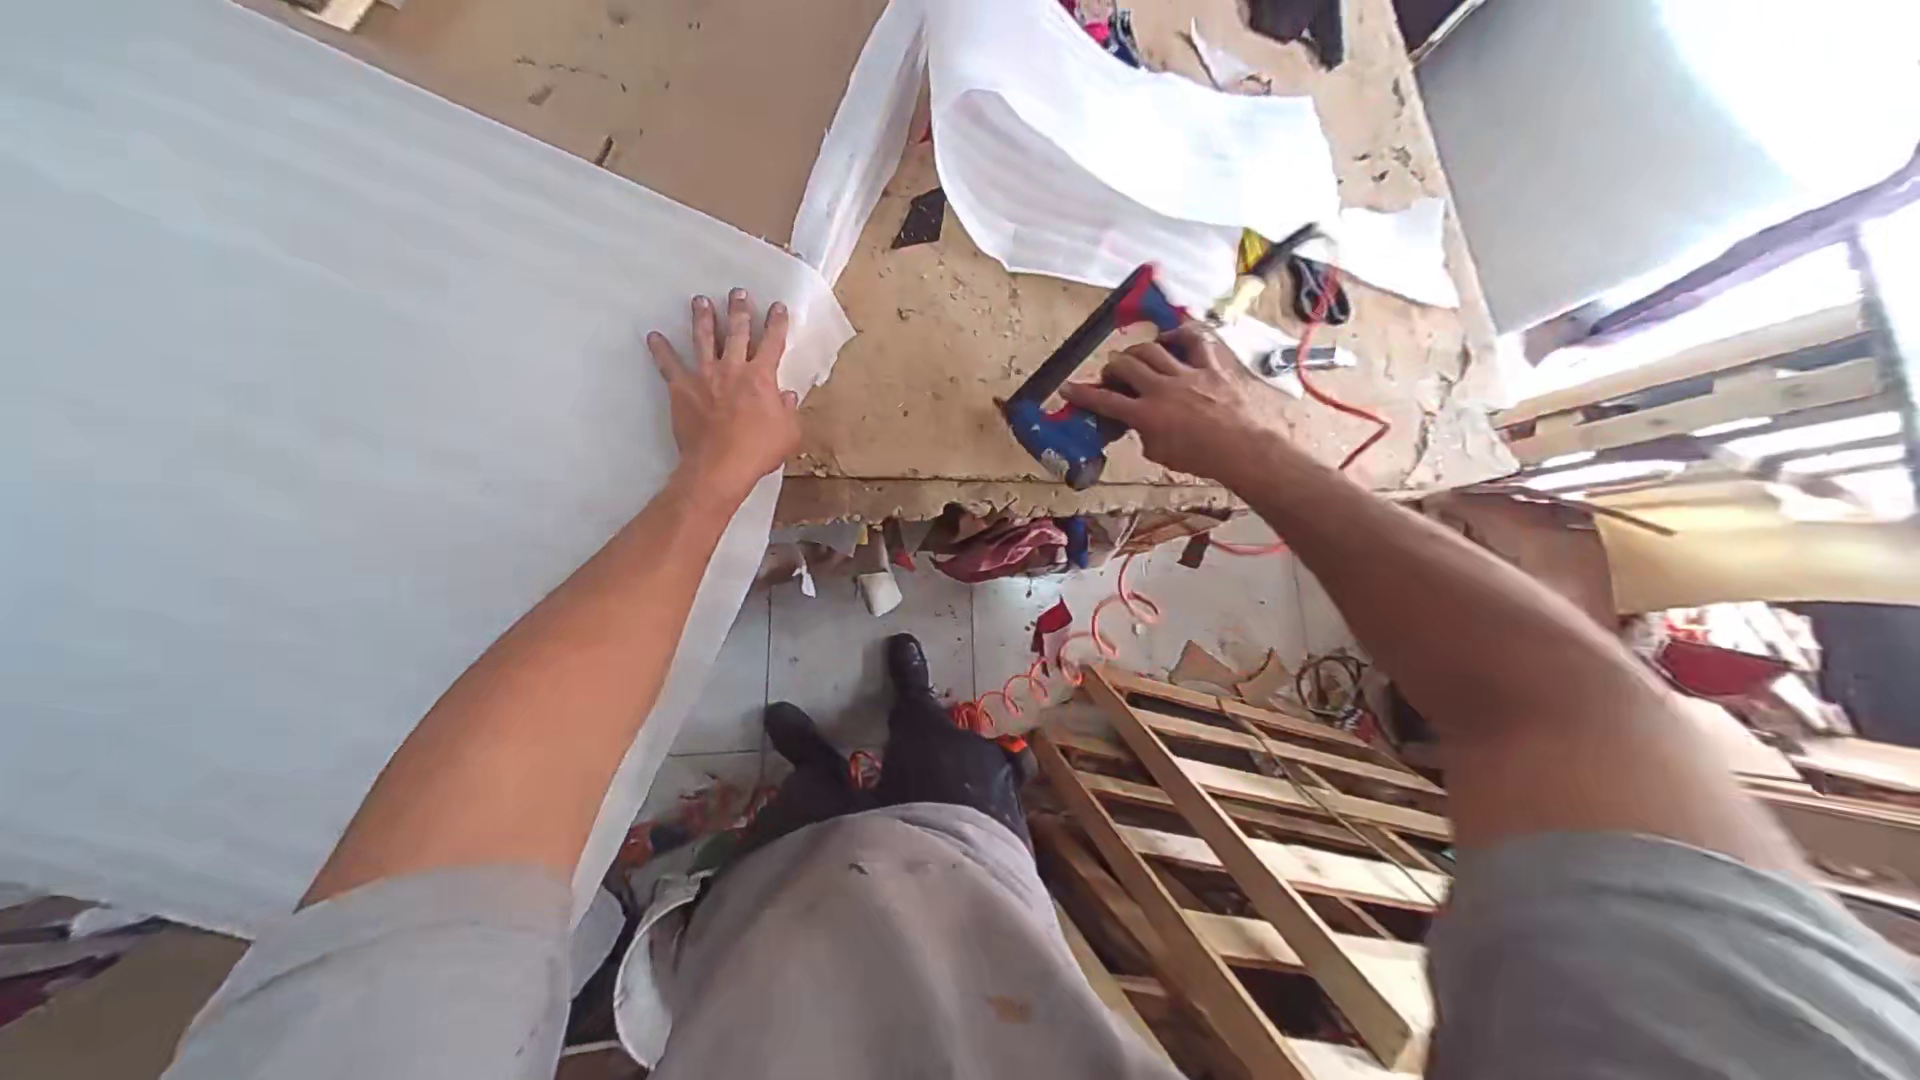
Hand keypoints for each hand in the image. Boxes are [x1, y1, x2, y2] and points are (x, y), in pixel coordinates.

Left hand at [647, 289, 801, 497]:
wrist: (721, 465)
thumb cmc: (758, 450)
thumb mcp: (790, 433)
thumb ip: (790, 411)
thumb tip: (788, 396)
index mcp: (762, 377)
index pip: (773, 342)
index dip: (777, 323)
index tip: (778, 307)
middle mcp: (733, 369)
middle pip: (737, 332)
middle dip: (739, 311)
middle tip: (738, 293)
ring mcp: (705, 376)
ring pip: (703, 339)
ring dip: (703, 318)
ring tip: (700, 301)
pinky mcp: (682, 389)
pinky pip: (669, 365)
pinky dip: (661, 350)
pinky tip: (654, 336)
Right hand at [1058, 322, 1297, 485]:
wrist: (1247, 449)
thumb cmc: (1205, 459)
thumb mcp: (1163, 454)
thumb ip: (1146, 434)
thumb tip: (1142, 425)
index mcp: (1147, 416)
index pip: (1105, 401)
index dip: (1082, 393)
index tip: (1068, 387)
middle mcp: (1162, 389)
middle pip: (1125, 366)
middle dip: (1112, 367)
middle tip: (1112, 374)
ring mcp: (1189, 373)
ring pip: (1152, 349)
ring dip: (1138, 352)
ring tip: (1137, 357)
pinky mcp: (1213, 364)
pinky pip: (1195, 338)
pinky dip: (1180, 335)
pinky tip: (1172, 337)